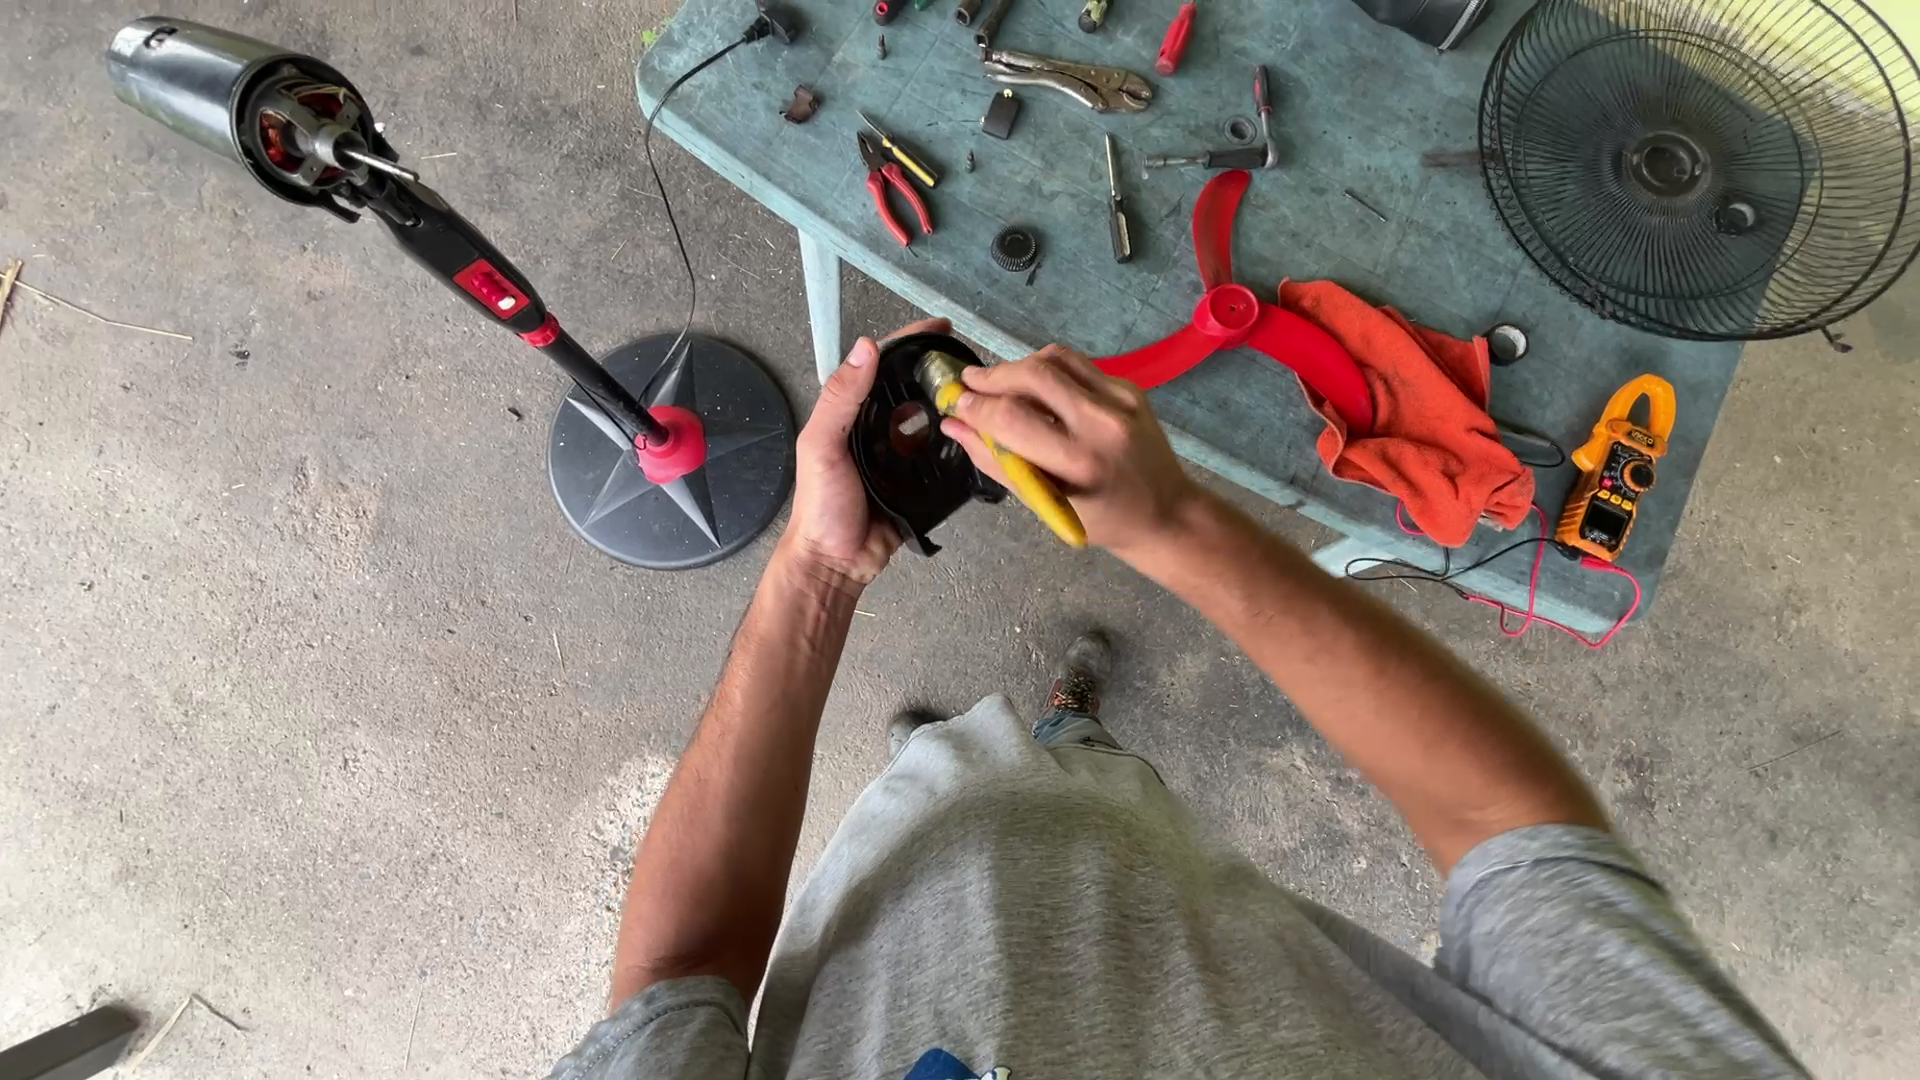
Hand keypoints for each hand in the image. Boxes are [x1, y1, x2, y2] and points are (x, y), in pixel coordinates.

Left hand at [780, 318, 951, 588]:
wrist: (836, 562)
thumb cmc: (821, 505)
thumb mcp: (822, 446)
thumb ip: (840, 399)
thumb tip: (866, 347)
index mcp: (852, 414)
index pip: (882, 367)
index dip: (910, 343)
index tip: (942, 329)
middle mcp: (878, 430)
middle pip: (913, 391)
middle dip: (940, 373)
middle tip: (975, 365)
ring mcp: (900, 457)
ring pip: (932, 422)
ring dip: (954, 408)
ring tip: (985, 395)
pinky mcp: (920, 485)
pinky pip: (942, 459)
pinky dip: (958, 446)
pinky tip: (978, 436)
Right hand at [941, 345, 1199, 556]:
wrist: (1165, 512)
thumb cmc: (1099, 520)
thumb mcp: (1044, 503)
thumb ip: (996, 462)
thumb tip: (954, 426)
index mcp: (1078, 464)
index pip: (1013, 418)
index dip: (976, 406)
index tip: (955, 404)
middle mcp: (1101, 425)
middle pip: (1033, 376)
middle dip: (992, 376)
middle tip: (968, 383)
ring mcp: (1120, 401)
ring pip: (1055, 359)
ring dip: (1018, 366)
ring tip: (998, 381)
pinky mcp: (1129, 388)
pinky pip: (1077, 365)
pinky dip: (1048, 369)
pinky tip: (1035, 385)